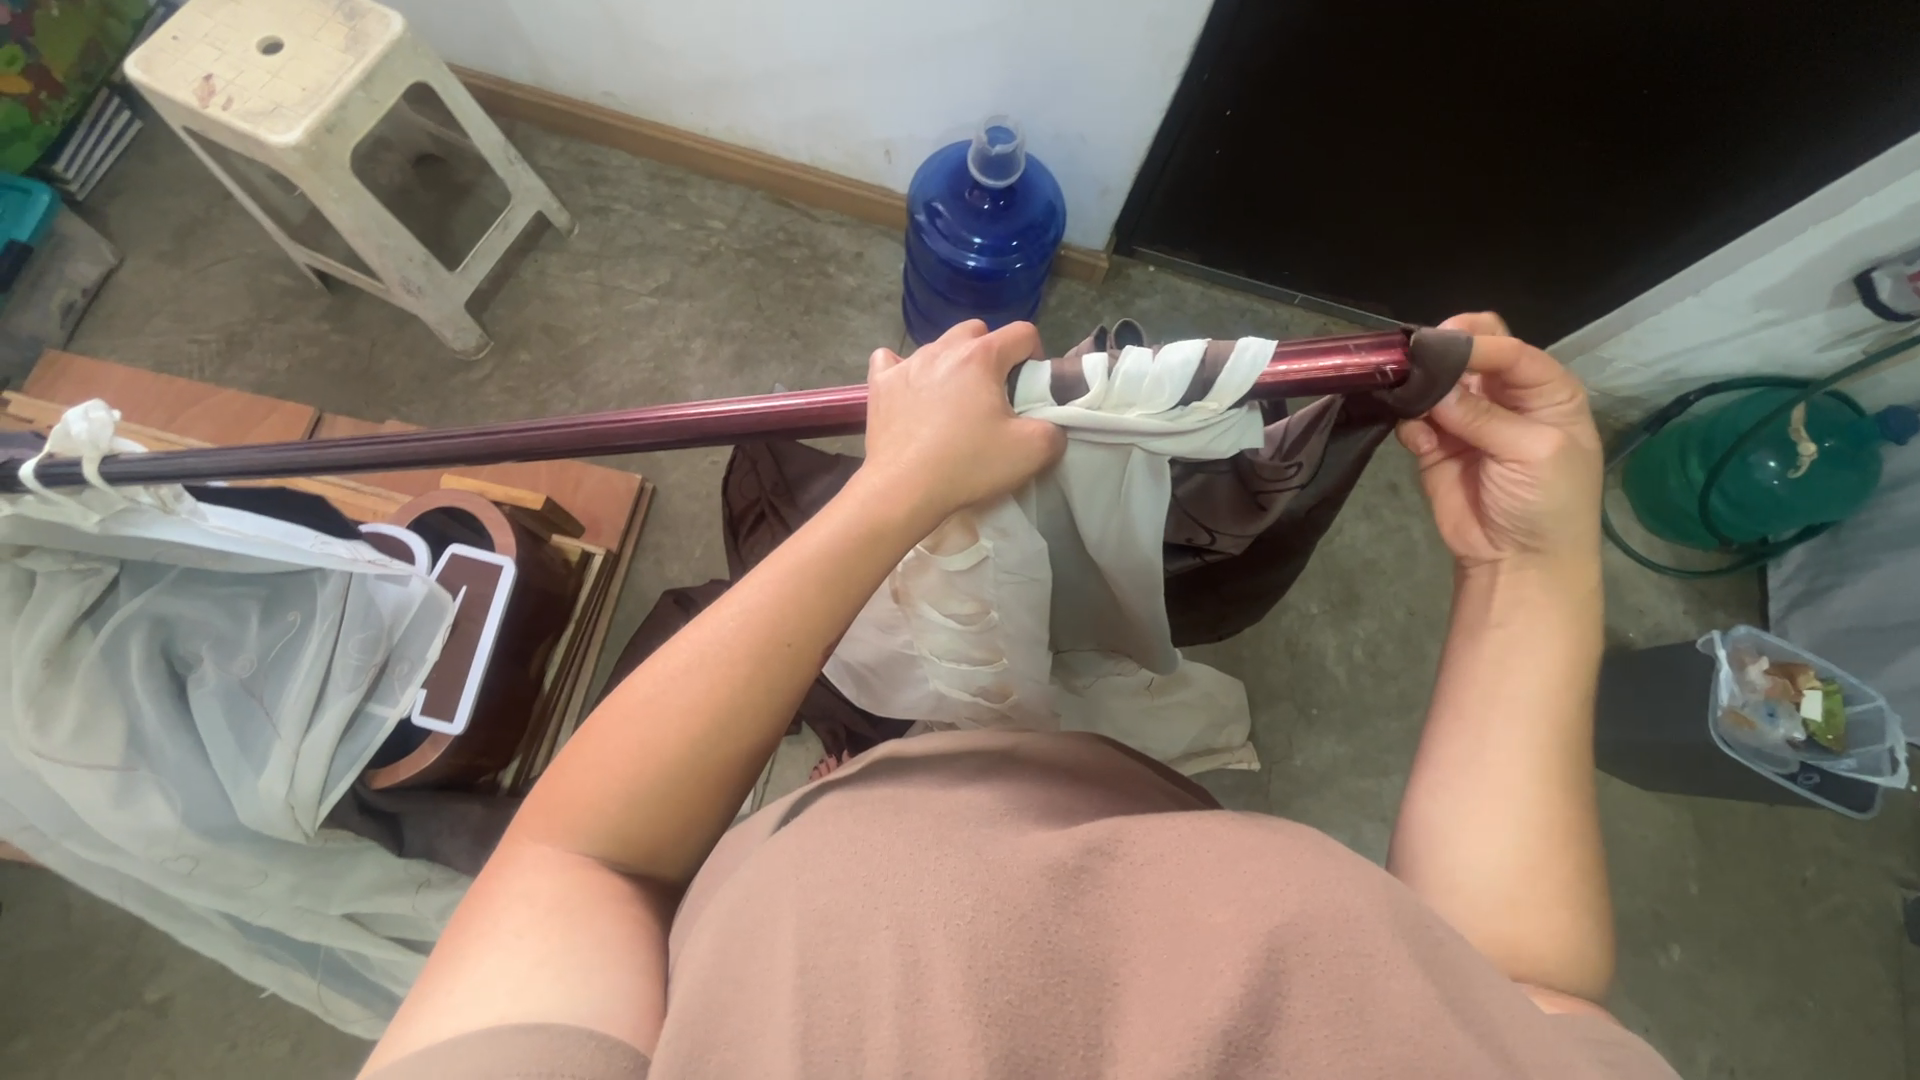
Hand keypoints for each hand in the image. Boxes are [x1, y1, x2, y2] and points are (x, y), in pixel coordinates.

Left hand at [857, 320, 1064, 526]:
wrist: (904, 490)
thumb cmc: (968, 465)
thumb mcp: (1032, 451)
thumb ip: (1054, 430)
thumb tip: (1051, 425)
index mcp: (981, 357)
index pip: (1022, 333)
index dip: (1035, 356)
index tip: (1030, 388)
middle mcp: (942, 349)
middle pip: (976, 331)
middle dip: (991, 353)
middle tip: (993, 392)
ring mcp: (906, 364)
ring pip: (937, 347)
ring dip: (952, 364)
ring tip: (954, 400)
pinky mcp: (880, 385)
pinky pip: (890, 361)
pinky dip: (904, 370)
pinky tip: (910, 390)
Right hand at [1396, 313, 1602, 571]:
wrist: (1518, 560)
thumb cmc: (1547, 502)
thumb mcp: (1532, 452)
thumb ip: (1485, 416)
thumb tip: (1434, 389)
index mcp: (1546, 392)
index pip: (1511, 352)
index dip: (1478, 345)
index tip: (1440, 343)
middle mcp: (1504, 400)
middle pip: (1472, 358)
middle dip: (1445, 353)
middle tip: (1416, 356)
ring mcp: (1466, 423)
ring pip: (1436, 388)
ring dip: (1420, 390)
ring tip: (1407, 399)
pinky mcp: (1434, 448)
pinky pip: (1414, 423)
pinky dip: (1410, 425)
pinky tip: (1417, 442)